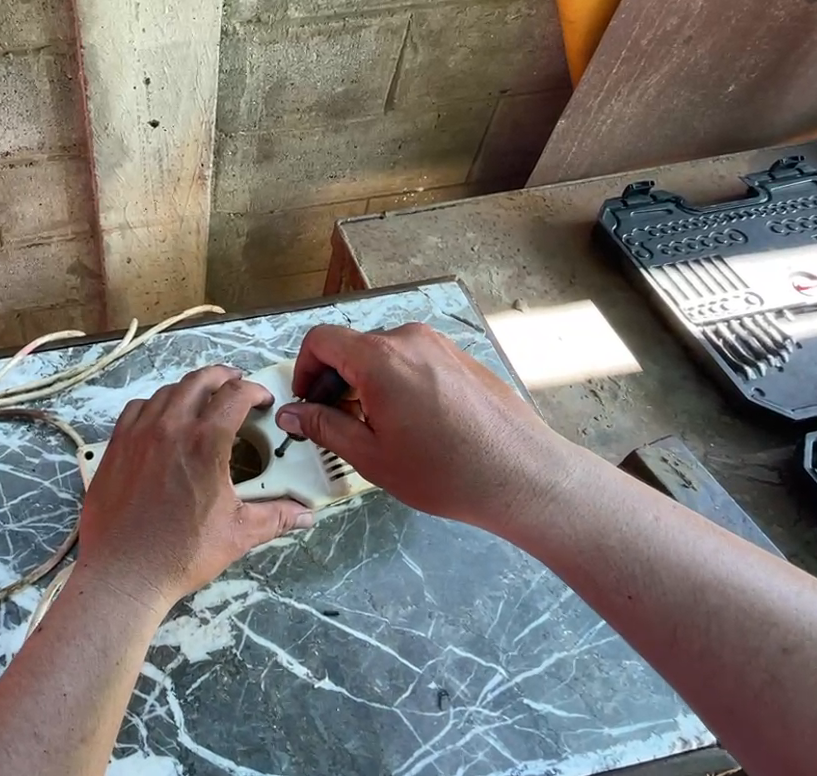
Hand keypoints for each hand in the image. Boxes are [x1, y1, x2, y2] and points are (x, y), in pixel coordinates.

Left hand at [75, 365, 315, 610]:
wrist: (125, 571)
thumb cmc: (178, 554)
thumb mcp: (238, 533)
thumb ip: (276, 516)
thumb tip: (302, 515)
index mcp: (205, 443)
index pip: (236, 396)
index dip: (254, 390)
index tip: (261, 398)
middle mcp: (171, 429)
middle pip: (199, 380)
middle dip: (222, 376)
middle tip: (234, 380)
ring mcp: (140, 434)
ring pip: (167, 391)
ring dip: (189, 388)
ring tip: (202, 397)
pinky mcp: (118, 445)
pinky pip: (137, 408)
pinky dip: (155, 404)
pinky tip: (161, 416)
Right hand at [277, 323, 589, 530]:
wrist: (526, 477)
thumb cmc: (445, 472)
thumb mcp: (371, 456)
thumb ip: (323, 427)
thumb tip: (290, 413)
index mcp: (379, 357)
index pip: (320, 340)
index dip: (303, 370)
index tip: (307, 403)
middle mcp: (408, 339)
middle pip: (352, 346)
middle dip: (335, 380)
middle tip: (339, 423)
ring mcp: (440, 344)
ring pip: (383, 354)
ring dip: (367, 382)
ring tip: (381, 427)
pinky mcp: (462, 357)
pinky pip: (414, 359)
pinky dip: (399, 381)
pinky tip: (417, 423)